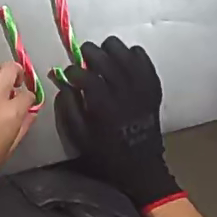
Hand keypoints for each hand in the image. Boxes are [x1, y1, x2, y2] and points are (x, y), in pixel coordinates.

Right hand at [54, 36, 180, 209]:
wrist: (140, 166)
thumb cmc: (105, 153)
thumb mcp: (79, 136)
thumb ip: (69, 107)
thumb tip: (64, 84)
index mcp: (103, 105)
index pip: (84, 75)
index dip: (72, 70)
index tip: (67, 73)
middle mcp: (123, 91)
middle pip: (105, 57)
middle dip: (89, 54)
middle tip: (82, 59)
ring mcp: (141, 86)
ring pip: (125, 52)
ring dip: (110, 50)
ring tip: (102, 57)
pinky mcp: (152, 86)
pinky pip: (143, 59)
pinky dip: (132, 54)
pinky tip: (123, 60)